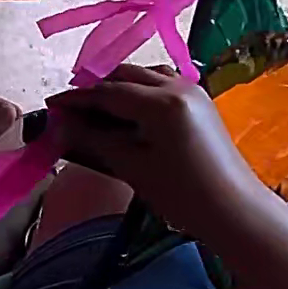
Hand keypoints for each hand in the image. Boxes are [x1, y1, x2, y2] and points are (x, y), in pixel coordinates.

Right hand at [47, 65, 272, 238]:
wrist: (236, 212)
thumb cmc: (182, 195)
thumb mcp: (133, 167)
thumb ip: (95, 140)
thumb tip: (61, 126)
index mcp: (161, 102)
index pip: (108, 92)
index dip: (76, 99)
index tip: (51, 107)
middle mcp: (178, 87)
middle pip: (126, 76)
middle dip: (96, 89)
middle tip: (71, 109)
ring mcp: (193, 92)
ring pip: (146, 76)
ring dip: (119, 87)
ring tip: (97, 109)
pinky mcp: (200, 102)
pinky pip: (163, 85)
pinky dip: (140, 91)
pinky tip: (129, 111)